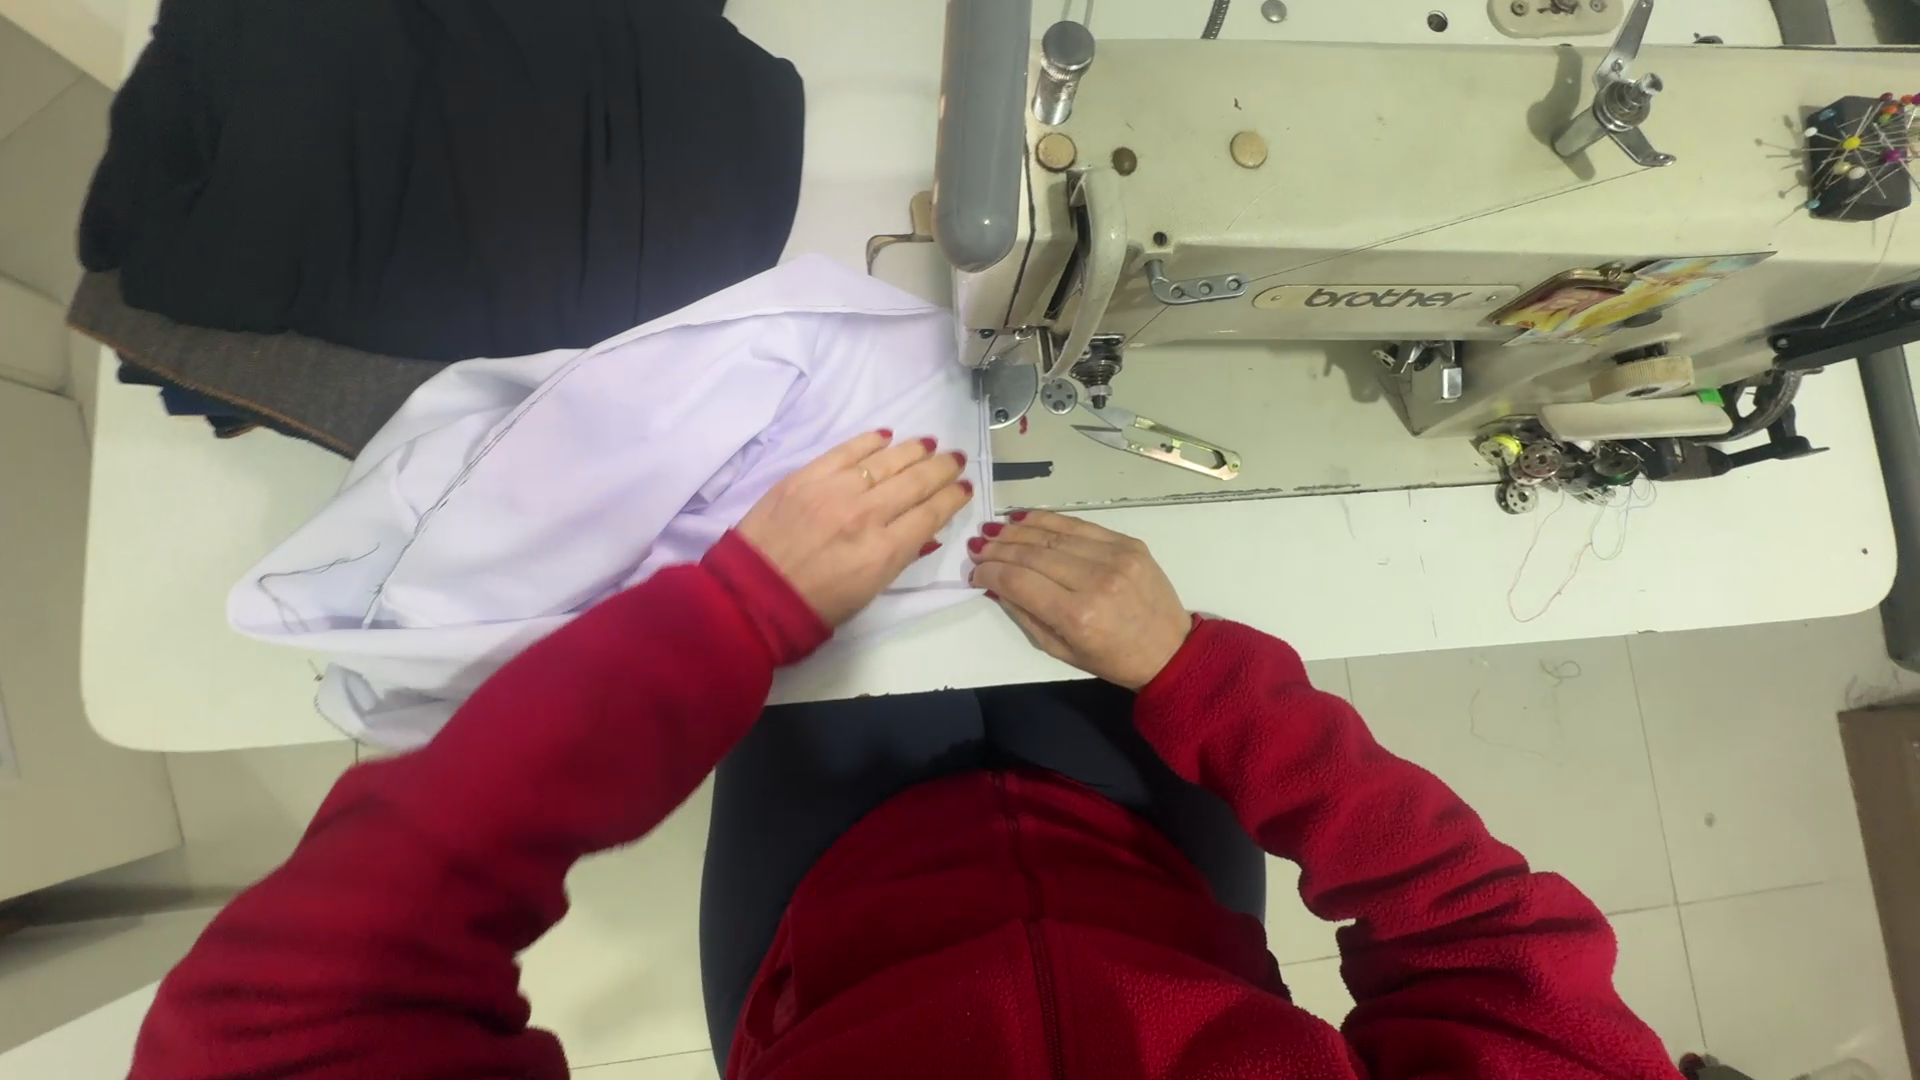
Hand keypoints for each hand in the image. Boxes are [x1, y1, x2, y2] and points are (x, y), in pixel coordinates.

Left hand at [737, 430, 972, 626]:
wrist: (751, 596)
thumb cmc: (815, 606)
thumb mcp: (869, 593)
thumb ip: (900, 557)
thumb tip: (926, 531)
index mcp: (884, 552)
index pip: (931, 514)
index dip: (953, 497)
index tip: (964, 486)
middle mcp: (866, 515)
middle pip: (916, 482)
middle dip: (942, 468)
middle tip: (955, 458)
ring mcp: (835, 491)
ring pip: (886, 461)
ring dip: (913, 450)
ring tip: (929, 444)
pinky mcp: (805, 477)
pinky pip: (846, 450)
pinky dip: (869, 441)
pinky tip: (886, 437)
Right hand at [966, 511, 1191, 689]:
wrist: (1169, 649)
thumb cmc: (1111, 659)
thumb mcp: (1060, 650)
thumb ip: (1024, 614)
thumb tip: (993, 582)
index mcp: (1078, 616)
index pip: (1019, 581)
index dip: (990, 571)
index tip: (974, 569)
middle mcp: (1096, 581)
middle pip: (1033, 554)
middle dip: (999, 548)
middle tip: (978, 546)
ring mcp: (1115, 557)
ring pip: (1053, 535)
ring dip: (1018, 530)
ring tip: (995, 529)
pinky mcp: (1128, 543)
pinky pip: (1079, 525)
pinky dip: (1049, 520)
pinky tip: (1024, 519)